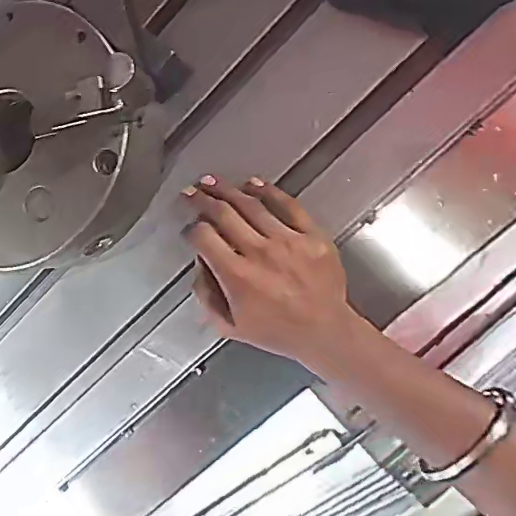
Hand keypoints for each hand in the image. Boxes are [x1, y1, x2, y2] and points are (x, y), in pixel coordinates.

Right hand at [181, 175, 371, 369]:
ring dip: (228, 190)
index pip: (203, 238)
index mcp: (237, 277)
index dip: (191, 230)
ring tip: (213, 182)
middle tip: (192, 193)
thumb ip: (206, 296)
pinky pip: (288, 205)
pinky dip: (268, 191)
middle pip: (223, 214)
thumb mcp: (230, 326)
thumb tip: (200, 266)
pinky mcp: (312, 236)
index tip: (190, 229)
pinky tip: (253, 184)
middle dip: (202, 200)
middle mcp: (260, 254)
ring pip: (251, 205)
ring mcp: (288, 242)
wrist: (325, 332)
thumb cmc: (279, 332)